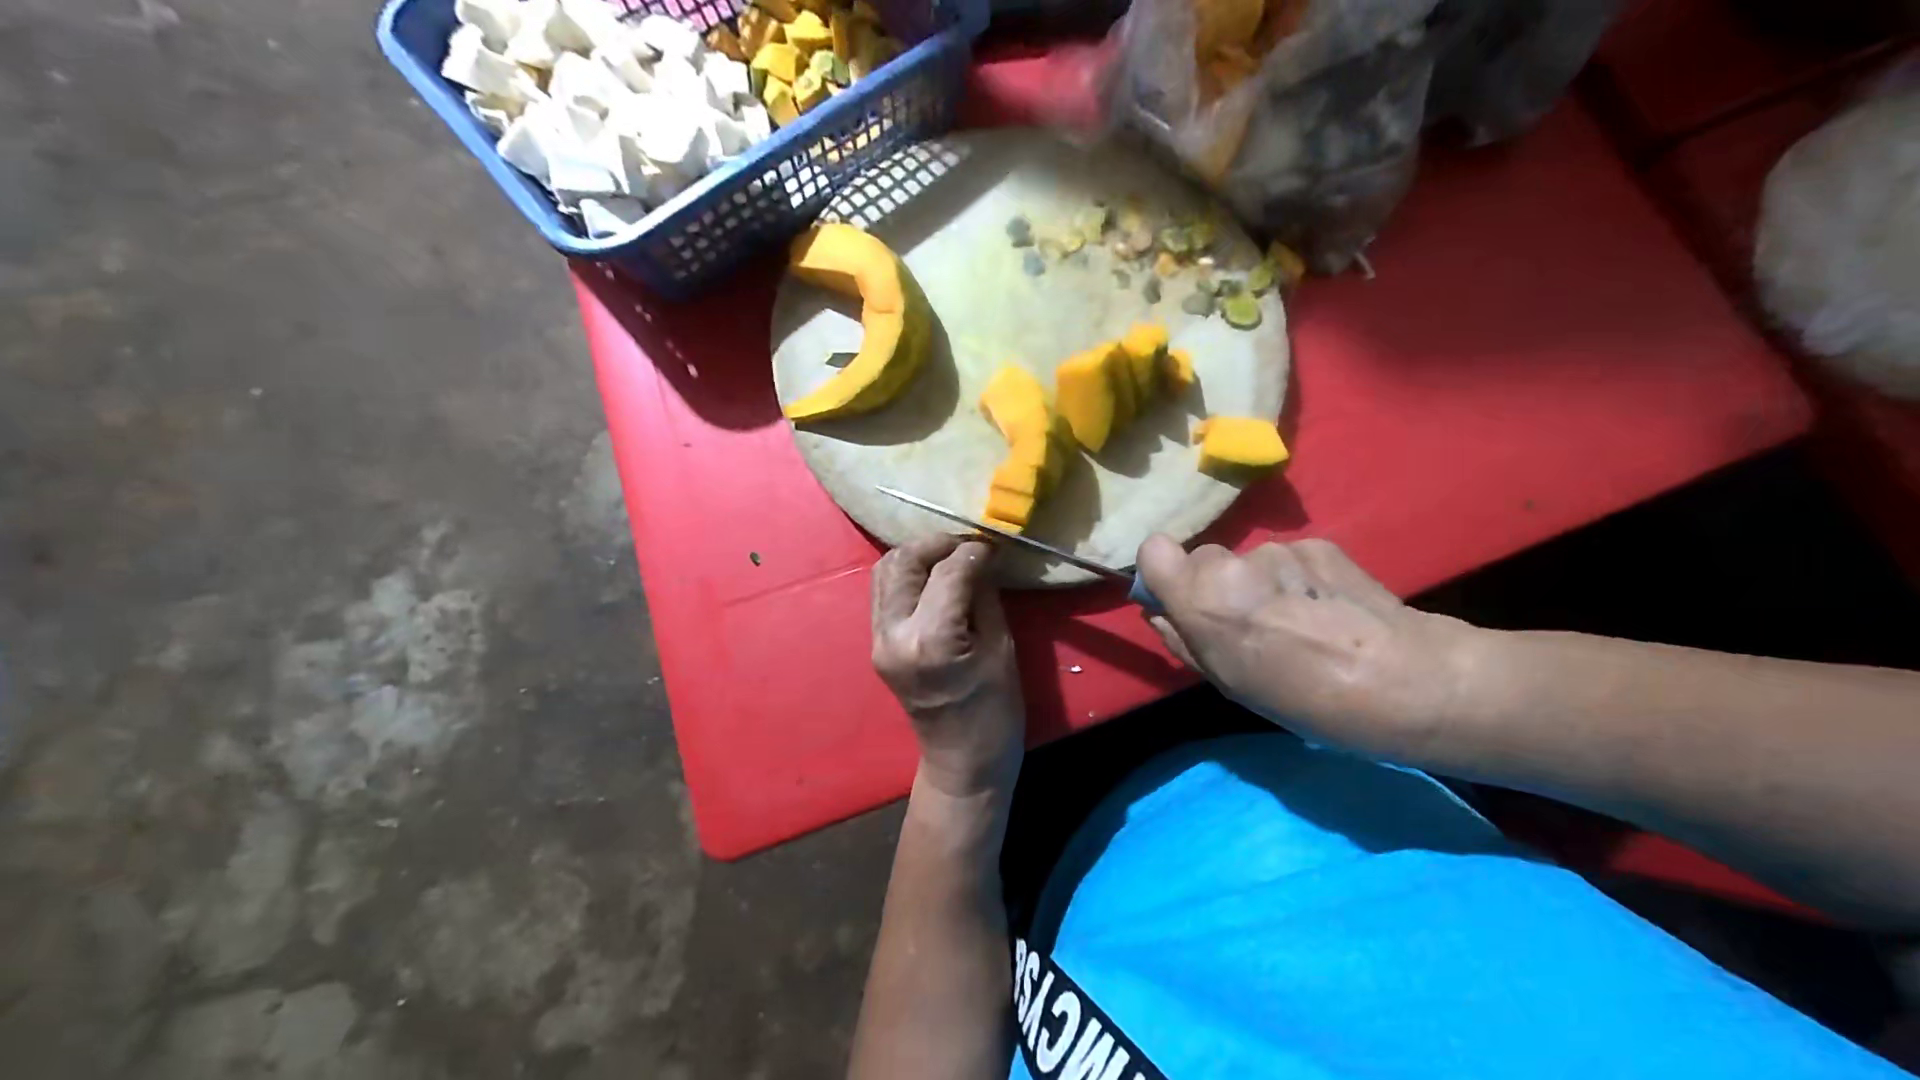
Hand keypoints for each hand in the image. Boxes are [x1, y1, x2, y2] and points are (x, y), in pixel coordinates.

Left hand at [872, 536, 1024, 796]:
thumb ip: (984, 596)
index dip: (972, 551)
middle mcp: (893, 634)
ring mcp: (878, 639)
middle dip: (936, 544)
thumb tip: (980, 557)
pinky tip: (934, 577)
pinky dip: (907, 575)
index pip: (947, 573)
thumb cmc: (995, 713)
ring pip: (885, 571)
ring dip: (917, 556)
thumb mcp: (1001, 648)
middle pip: (903, 562)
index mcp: (930, 640)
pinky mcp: (877, 644)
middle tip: (968, 546)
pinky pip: (885, 592)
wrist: (962, 761)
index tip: (992, 545)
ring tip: (950, 557)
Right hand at [1136, 534, 1478, 765]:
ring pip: (1250, 562)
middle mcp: (1234, 561)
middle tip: (1251, 625)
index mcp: (1203, 596)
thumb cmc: (1301, 697)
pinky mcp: (1320, 543)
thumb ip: (1181, 638)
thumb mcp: (1226, 681)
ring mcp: (1280, 549)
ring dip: (1261, 585)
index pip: (1153, 550)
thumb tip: (1157, 609)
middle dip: (1218, 585)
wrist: (1405, 680)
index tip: (1183, 600)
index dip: (1165, 574)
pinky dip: (1298, 580)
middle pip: (1205, 560)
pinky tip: (1327, 609)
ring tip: (1300, 623)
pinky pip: (1289, 559)